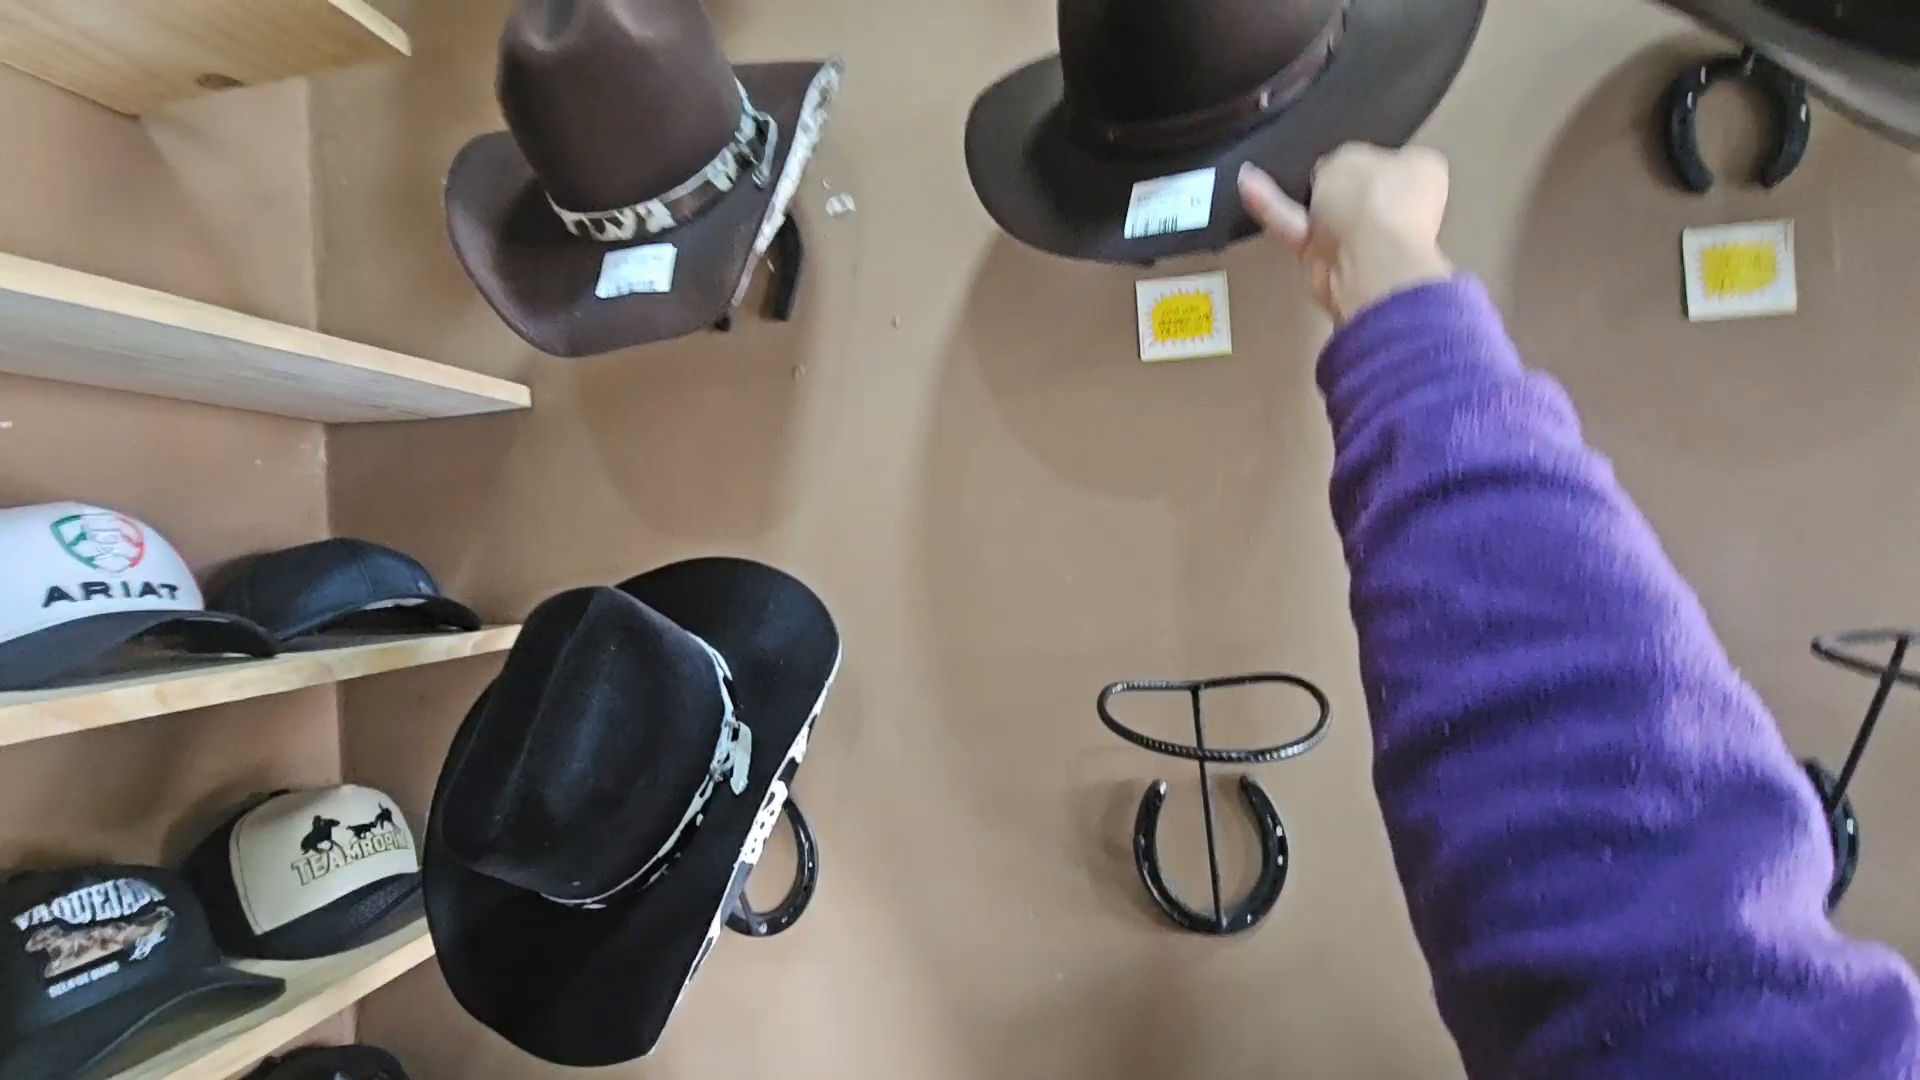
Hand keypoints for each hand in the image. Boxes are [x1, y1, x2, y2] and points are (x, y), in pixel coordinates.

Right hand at [1238, 143, 1453, 322]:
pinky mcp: (1326, 262)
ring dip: (1288, 198)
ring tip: (1250, 178)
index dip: (1356, 161)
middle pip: (1348, 192)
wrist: (1366, 260)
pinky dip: (1273, 212)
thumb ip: (1334, 164)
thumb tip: (1326, 178)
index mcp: (1418, 172)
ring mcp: (1359, 239)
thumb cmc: (1371, 198)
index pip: (1384, 161)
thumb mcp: (1349, 157)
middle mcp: (1392, 208)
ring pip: (1317, 214)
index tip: (1330, 161)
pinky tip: (1247, 189)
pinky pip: (1297, 229)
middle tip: (1297, 174)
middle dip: (1323, 187)